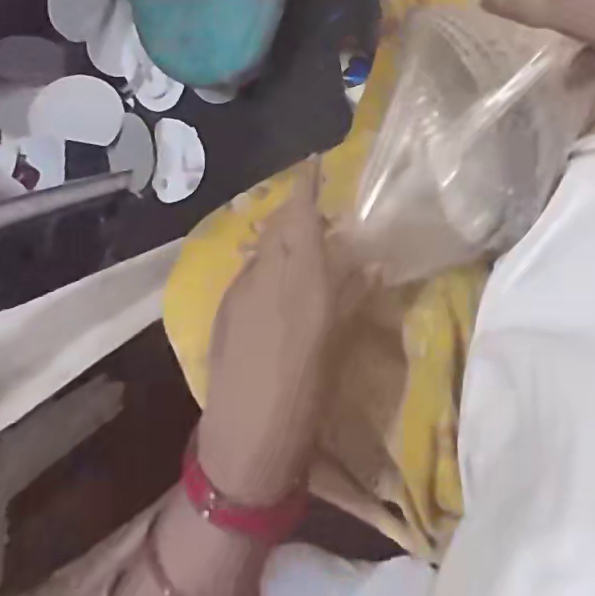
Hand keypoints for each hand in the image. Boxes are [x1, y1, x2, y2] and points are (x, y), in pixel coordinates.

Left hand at [199, 158, 347, 501]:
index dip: (306, 182)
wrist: (248, 434)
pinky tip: (277, 283)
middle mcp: (267, 268)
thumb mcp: (340, 335)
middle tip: (318, 209)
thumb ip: (352, 291)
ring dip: (280, 235)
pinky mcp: (224, 306)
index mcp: (302, 271)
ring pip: (263, 245)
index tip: (314, 161)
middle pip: (279, 221)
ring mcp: (241, 286)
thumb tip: (370, 264)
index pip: (300, 210)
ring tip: (300, 244)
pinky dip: (266, 263)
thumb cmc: (310, 386)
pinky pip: (250, 270)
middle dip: (296, 206)